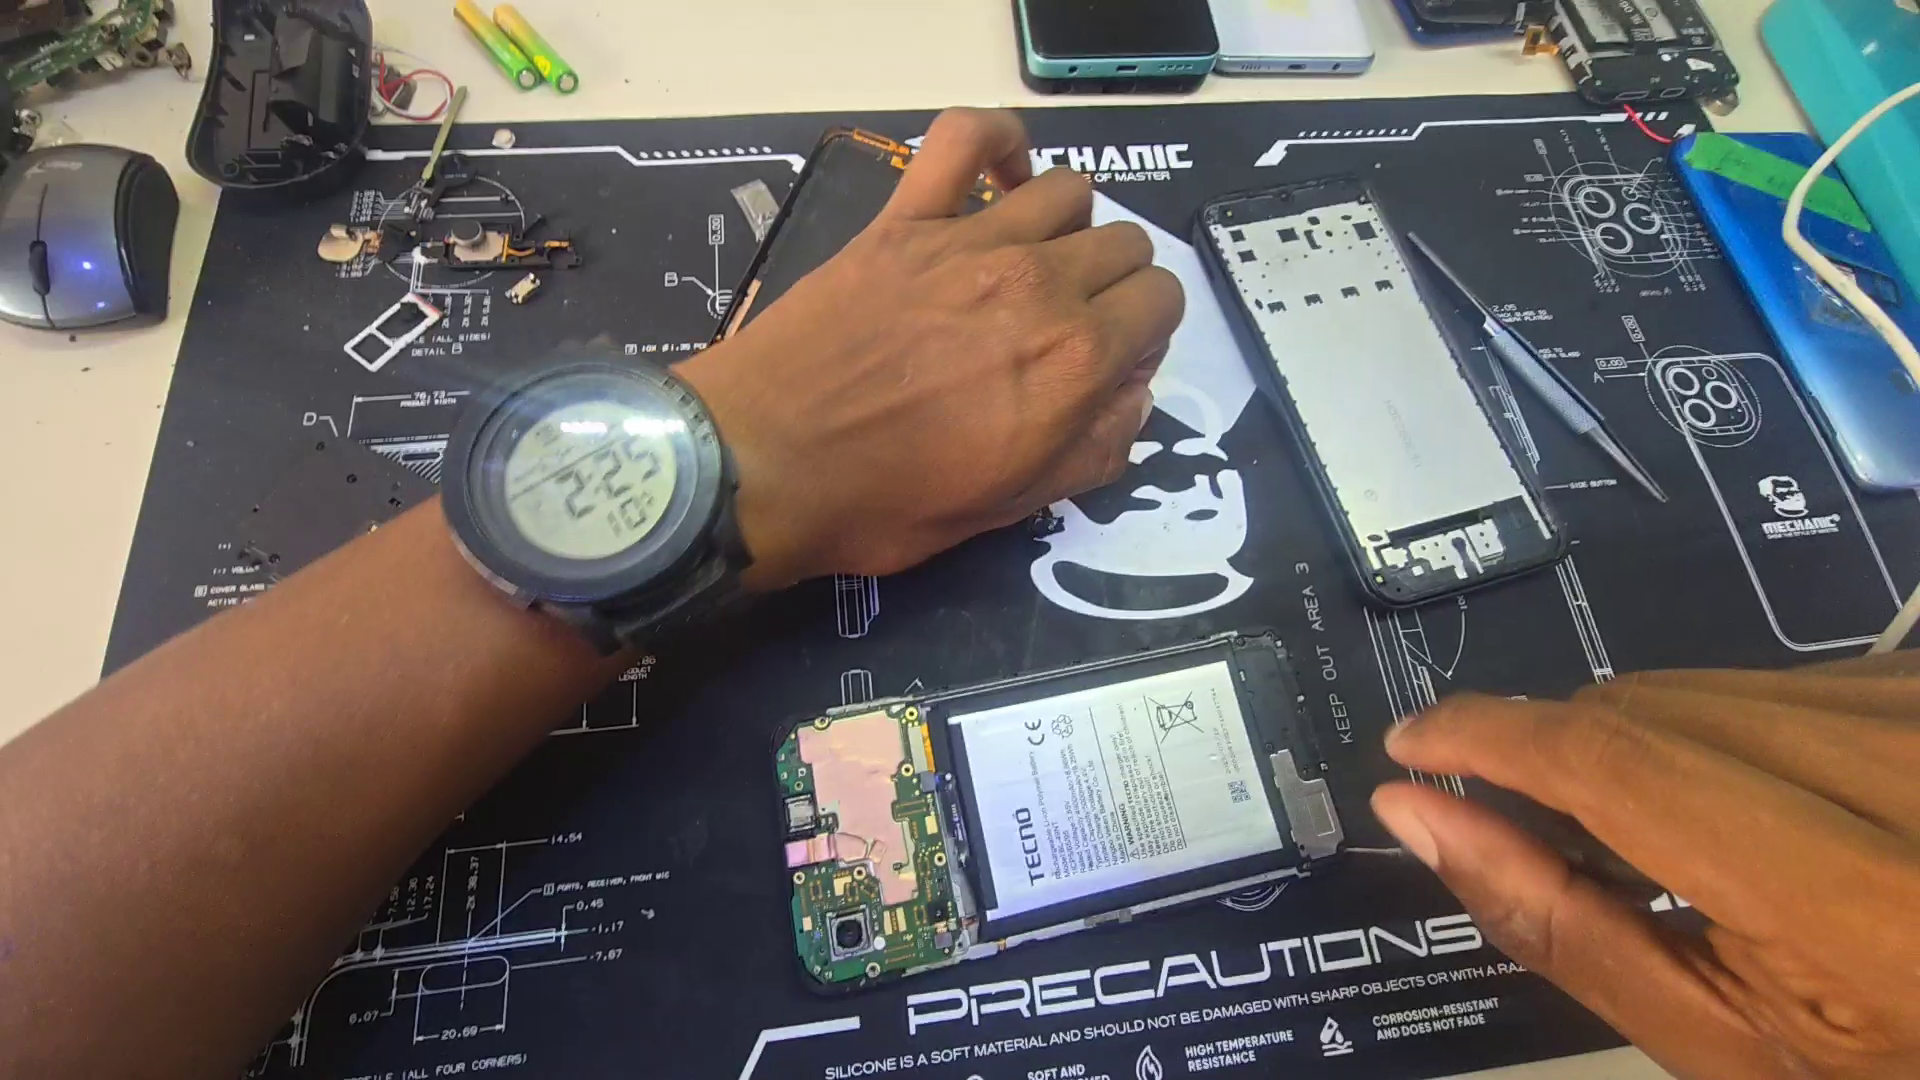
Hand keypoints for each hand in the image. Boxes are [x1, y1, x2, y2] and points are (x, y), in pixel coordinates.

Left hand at [675, 108, 1181, 588]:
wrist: (768, 464)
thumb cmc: (888, 503)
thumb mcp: (1009, 507)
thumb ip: (1091, 450)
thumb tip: (1135, 398)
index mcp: (1075, 360)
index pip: (1161, 304)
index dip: (1145, 336)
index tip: (1109, 365)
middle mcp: (1039, 284)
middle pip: (1125, 244)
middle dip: (1118, 288)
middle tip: (1073, 330)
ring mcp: (969, 241)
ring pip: (1070, 190)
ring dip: (1074, 230)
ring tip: (1037, 269)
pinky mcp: (904, 220)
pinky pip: (965, 137)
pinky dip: (997, 145)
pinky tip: (1002, 180)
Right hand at [1370, 653, 1919, 1078]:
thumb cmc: (1890, 1071)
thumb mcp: (1723, 1039)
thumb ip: (1550, 919)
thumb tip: (1405, 807)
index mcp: (1874, 905)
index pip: (1612, 761)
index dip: (1485, 736)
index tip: (1407, 744)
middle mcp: (1914, 773)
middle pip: (1635, 709)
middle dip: (1561, 756)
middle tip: (1574, 836)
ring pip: (1683, 684)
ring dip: (1631, 739)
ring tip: (1685, 828)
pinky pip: (1756, 673)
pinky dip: (1708, 725)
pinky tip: (1766, 795)